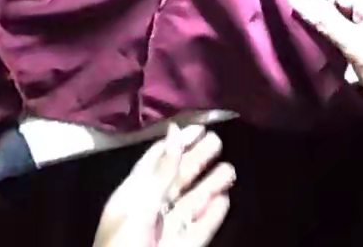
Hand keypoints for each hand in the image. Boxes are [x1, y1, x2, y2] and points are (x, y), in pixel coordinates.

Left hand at [93, 124, 235, 246]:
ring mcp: (164, 235)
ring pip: (190, 204)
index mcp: (131, 199)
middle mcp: (149, 213)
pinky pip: (198, 232)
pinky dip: (211, 217)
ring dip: (210, 186)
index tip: (201, 127)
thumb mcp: (139, 209)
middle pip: (176, 180)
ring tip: (230, 171)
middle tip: (219, 142)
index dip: (177, 143)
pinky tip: (225, 201)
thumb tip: (176, 130)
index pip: (156, 161)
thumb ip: (162, 172)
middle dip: (197, 160)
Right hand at [294, 0, 362, 155]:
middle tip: (295, 37)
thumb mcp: (355, 45)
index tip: (291, 21)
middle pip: (341, 6)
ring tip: (304, 49)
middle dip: (320, 20)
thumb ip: (323, 20)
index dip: (315, 3)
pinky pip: (354, 41)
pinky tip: (323, 60)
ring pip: (346, 26)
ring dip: (328, 37)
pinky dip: (339, 48)